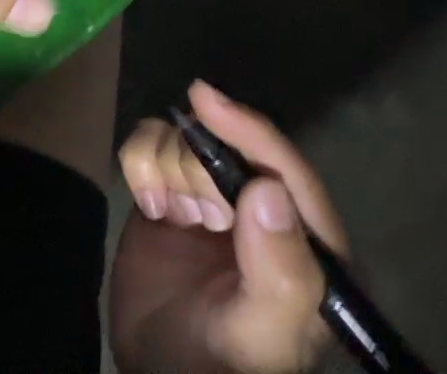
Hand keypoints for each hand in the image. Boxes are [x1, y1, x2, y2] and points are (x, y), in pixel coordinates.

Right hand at [110, 81, 349, 373]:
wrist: (152, 370)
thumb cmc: (215, 363)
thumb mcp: (259, 335)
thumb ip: (280, 274)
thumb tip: (269, 191)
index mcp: (308, 245)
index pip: (285, 170)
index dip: (249, 130)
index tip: (205, 99)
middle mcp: (263, 213)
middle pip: (226, 146)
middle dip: (195, 169)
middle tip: (188, 216)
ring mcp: (211, 200)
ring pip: (184, 139)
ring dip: (163, 168)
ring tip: (165, 215)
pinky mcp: (167, 193)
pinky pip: (149, 146)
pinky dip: (138, 165)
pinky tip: (148, 208)